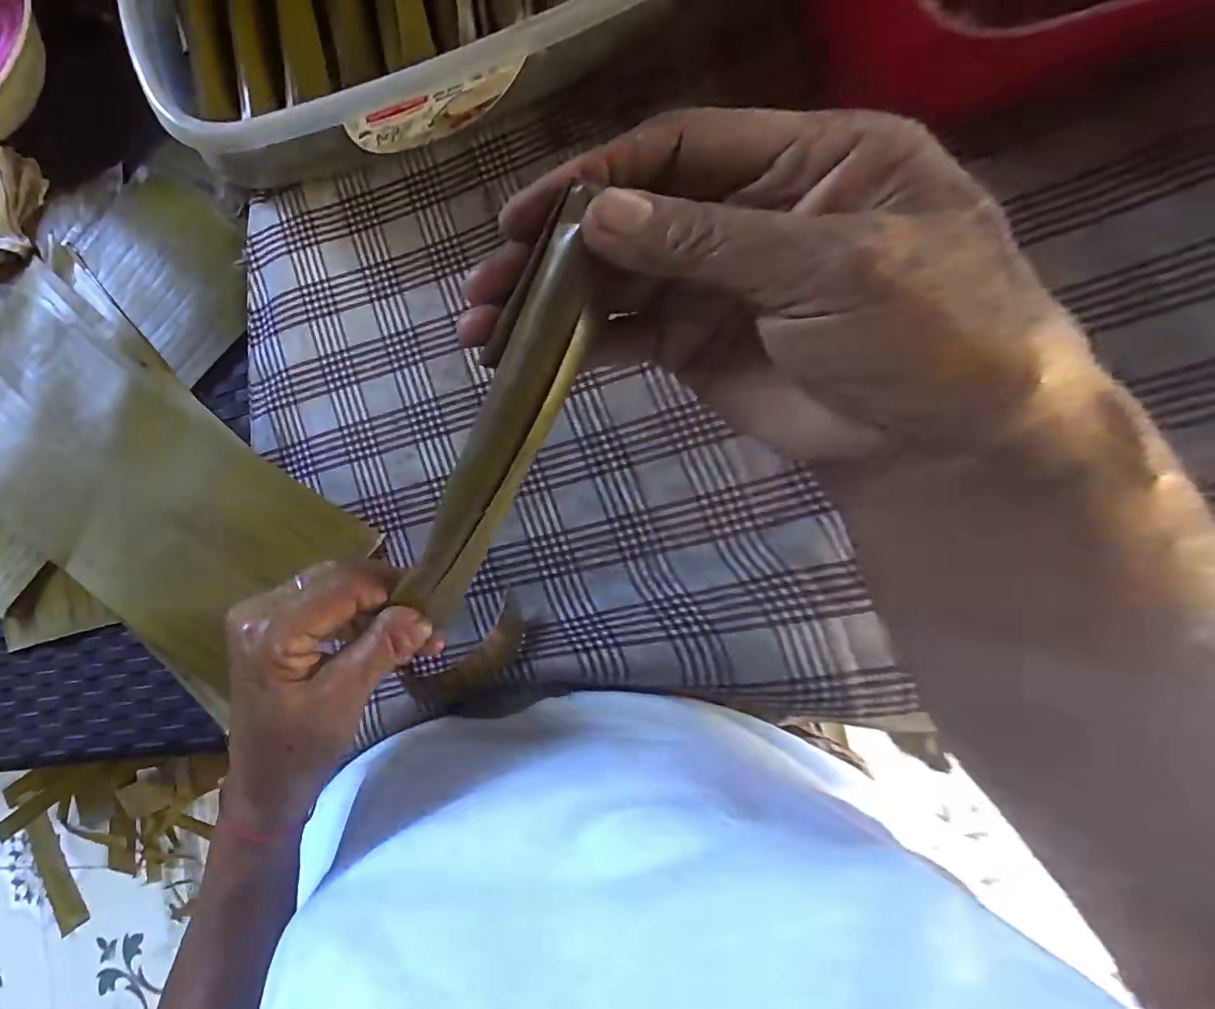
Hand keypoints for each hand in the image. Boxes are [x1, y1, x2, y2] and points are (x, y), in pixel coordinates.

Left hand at [222, 560, 443, 830]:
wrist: (262, 780)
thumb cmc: (299, 750)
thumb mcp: (343, 700)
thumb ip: (379, 650)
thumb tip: (420, 615)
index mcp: (270, 629)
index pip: (339, 585)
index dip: (388, 588)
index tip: (432, 606)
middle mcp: (257, 609)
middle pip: (332, 579)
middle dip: (383, 595)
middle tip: (428, 620)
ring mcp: (258, 614)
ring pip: (327, 588)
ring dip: (372, 606)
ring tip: (415, 633)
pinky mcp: (267, 624)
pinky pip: (316, 605)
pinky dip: (352, 616)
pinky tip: (384, 634)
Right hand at [458, 108, 1099, 477]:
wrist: (940, 442)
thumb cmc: (928, 332)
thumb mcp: (829, 268)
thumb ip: (708, 241)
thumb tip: (598, 216)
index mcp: (802, 163)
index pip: (677, 151)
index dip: (594, 176)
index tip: (523, 215)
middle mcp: (742, 214)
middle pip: (626, 218)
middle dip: (549, 249)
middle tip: (486, 282)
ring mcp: (707, 283)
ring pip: (608, 280)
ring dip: (544, 301)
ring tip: (482, 327)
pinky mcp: (684, 341)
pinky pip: (616, 334)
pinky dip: (569, 344)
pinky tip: (523, 356)